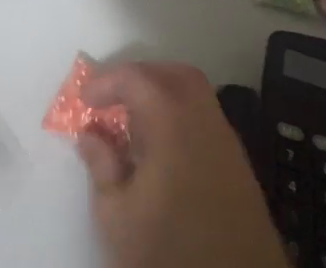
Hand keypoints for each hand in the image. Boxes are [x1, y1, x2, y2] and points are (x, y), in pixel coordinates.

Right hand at [76, 61, 285, 267]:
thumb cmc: (167, 252)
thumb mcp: (117, 215)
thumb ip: (101, 166)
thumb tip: (90, 134)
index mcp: (173, 126)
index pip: (138, 79)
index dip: (106, 81)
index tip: (84, 101)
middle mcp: (206, 125)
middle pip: (176, 76)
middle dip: (141, 77)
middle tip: (112, 99)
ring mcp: (229, 147)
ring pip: (198, 97)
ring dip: (163, 97)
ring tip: (133, 126)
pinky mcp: (241, 171)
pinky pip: (209, 124)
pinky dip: (182, 120)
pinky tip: (162, 153)